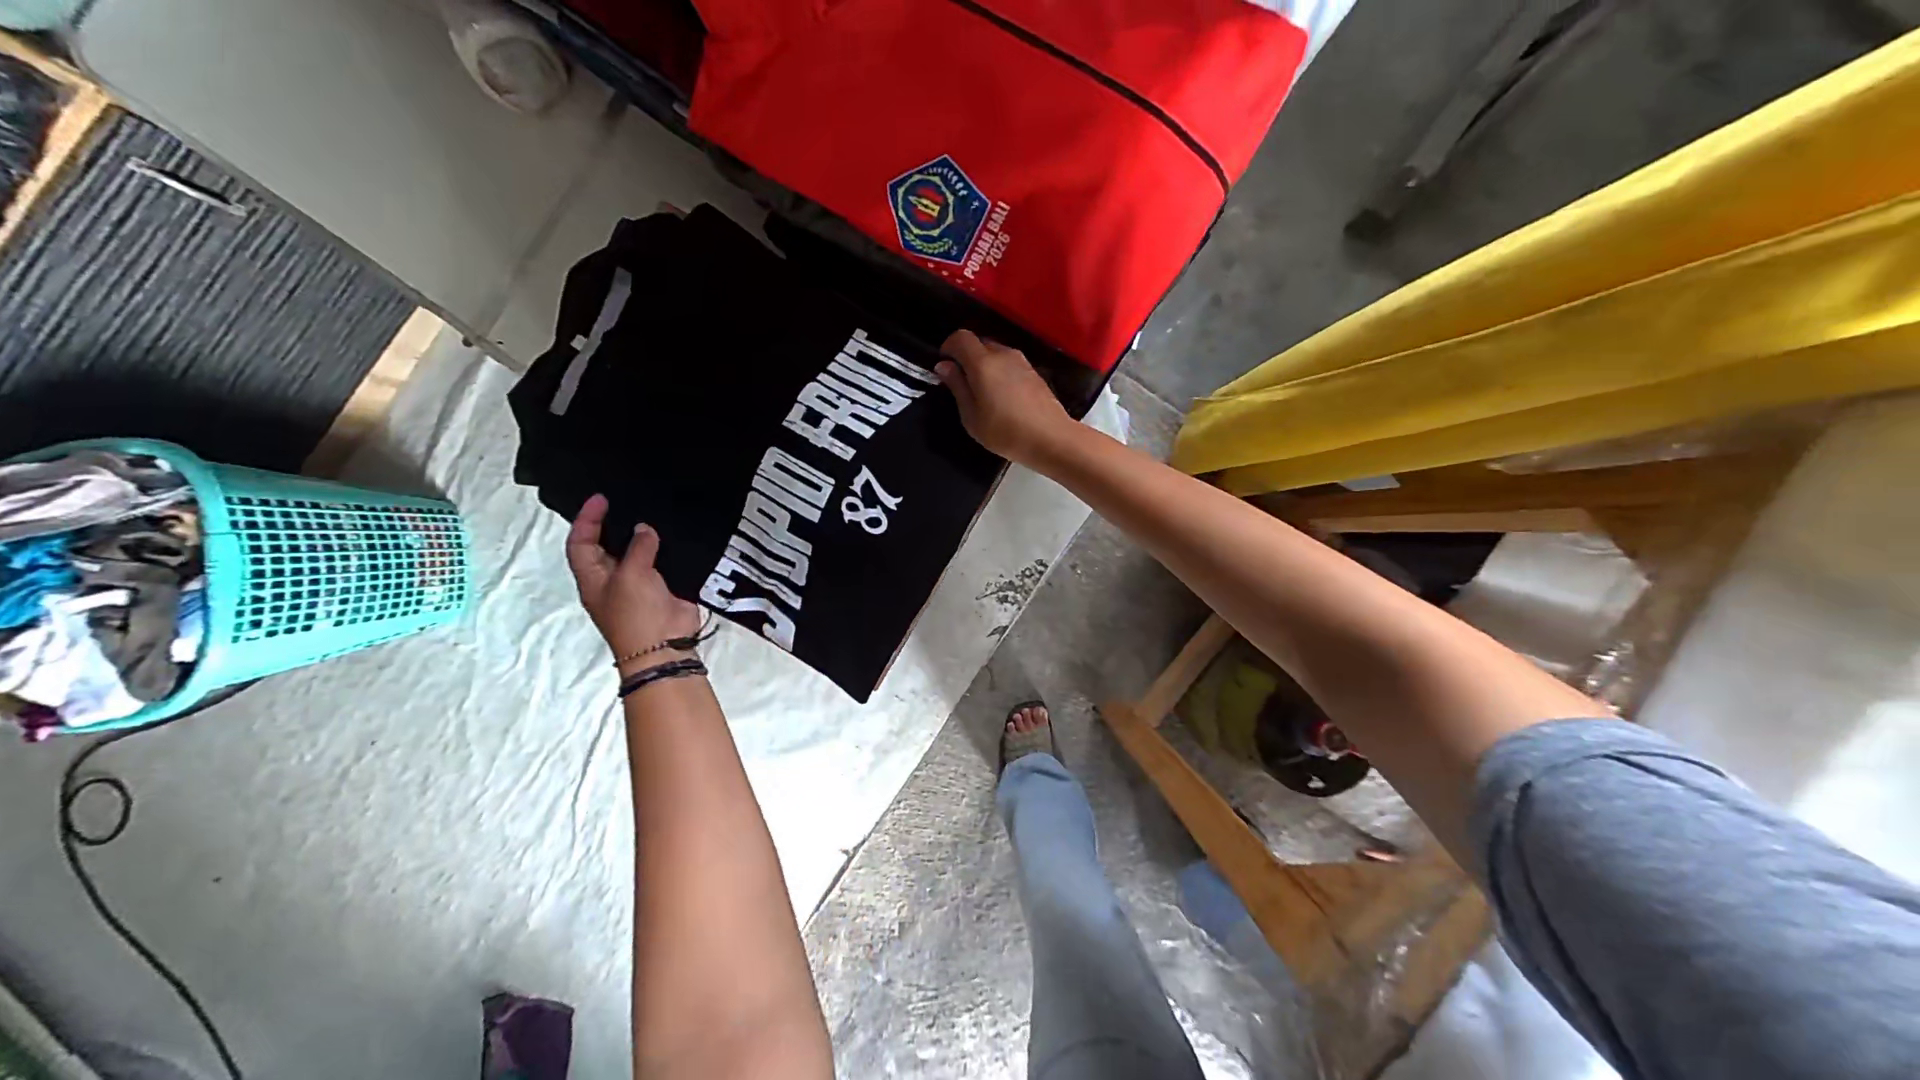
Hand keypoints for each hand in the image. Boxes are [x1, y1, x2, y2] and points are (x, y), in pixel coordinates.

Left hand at [566, 494, 703, 668]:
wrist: (665, 647)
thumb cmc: (636, 613)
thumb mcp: (630, 575)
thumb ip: (638, 548)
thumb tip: (644, 529)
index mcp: (593, 578)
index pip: (580, 543)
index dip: (586, 519)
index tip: (601, 499)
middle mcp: (613, 579)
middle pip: (608, 546)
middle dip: (615, 523)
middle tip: (628, 499)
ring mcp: (640, 584)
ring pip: (638, 553)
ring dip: (644, 535)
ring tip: (655, 510)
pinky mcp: (665, 588)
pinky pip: (664, 563)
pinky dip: (668, 549)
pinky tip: (677, 533)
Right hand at [935, 330, 1075, 466]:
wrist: (1051, 438)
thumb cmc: (1006, 432)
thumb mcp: (971, 416)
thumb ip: (957, 386)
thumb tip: (944, 366)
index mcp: (983, 363)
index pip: (960, 337)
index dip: (948, 347)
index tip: (944, 365)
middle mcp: (1003, 354)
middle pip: (979, 343)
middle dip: (966, 357)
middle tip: (961, 383)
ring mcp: (1022, 361)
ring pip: (995, 353)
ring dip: (984, 366)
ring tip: (982, 394)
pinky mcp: (1034, 372)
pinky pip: (1009, 364)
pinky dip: (1000, 373)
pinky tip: (1001, 397)